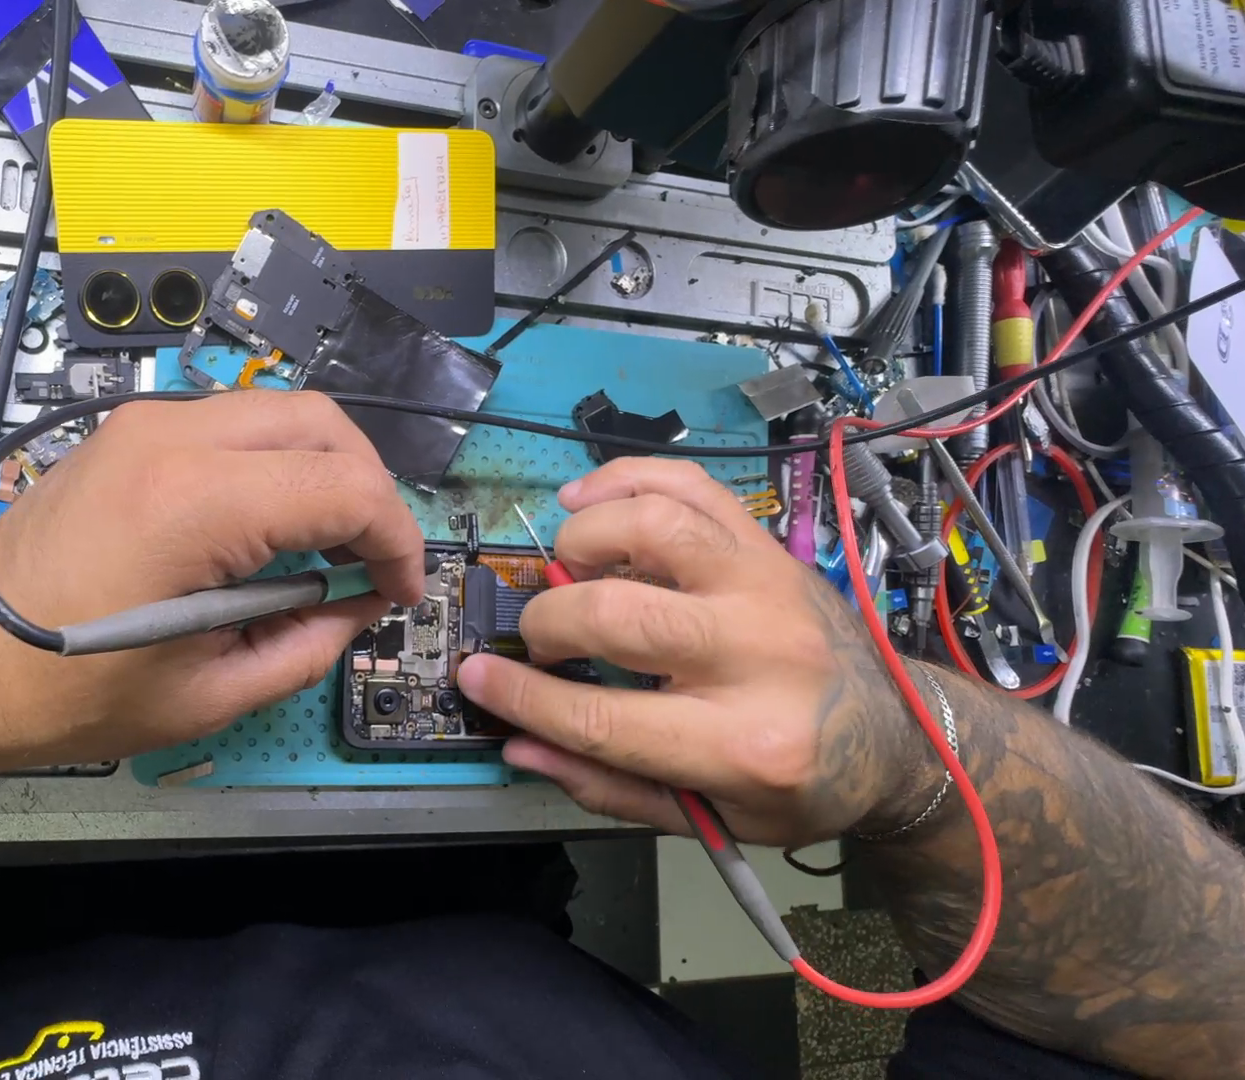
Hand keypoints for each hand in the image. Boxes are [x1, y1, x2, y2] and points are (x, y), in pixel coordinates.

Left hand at [0, 391, 425, 770]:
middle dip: (370, 489)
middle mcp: (173, 438)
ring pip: (280, 412)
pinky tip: (271, 522)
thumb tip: (362, 602)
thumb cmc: (70, 694)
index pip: (346, 487)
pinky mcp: (130, 432)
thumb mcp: (210, 693)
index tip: (400, 588)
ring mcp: (145, 424)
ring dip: (324, 470)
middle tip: (374, 559)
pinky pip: (233, 425)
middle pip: (323, 424)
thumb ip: (310, 642)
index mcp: (195, 504)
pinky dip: (276, 463)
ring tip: (329, 544)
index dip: (396, 538)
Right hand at [456, 458, 941, 845]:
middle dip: (549, 622)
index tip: (476, 674)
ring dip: (583, 540)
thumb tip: (518, 742)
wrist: (900, 740)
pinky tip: (583, 499)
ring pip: (653, 526)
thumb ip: (605, 786)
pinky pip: (688, 485)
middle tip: (543, 637)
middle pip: (616, 614)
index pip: (600, 718)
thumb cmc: (793, 787)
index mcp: (743, 745)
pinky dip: (622, 478)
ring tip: (567, 565)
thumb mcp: (706, 817)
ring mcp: (768, 585)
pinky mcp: (769, 546)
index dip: (521, 695)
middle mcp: (761, 656)